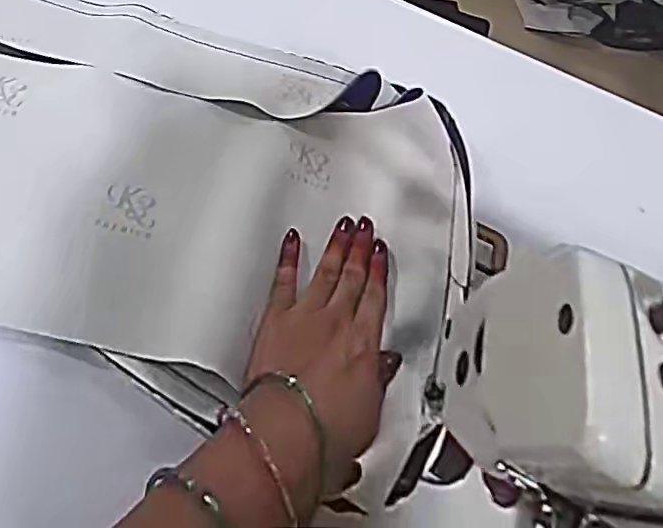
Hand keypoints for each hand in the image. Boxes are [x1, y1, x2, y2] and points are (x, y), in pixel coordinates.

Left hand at [246, 217, 398, 497]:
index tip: (380, 253)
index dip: (379, 271)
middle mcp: (336, 321)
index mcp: (363, 343)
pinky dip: (289, 257)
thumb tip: (386, 368)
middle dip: (360, 248)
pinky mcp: (276, 318)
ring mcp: (305, 316)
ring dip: (335, 246)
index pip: (376, 296)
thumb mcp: (370, 414)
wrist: (286, 435)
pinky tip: (292, 241)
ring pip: (325, 271)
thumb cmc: (325, 434)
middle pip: (352, 276)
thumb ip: (379, 381)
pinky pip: (284, 279)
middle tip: (364, 228)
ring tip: (341, 227)